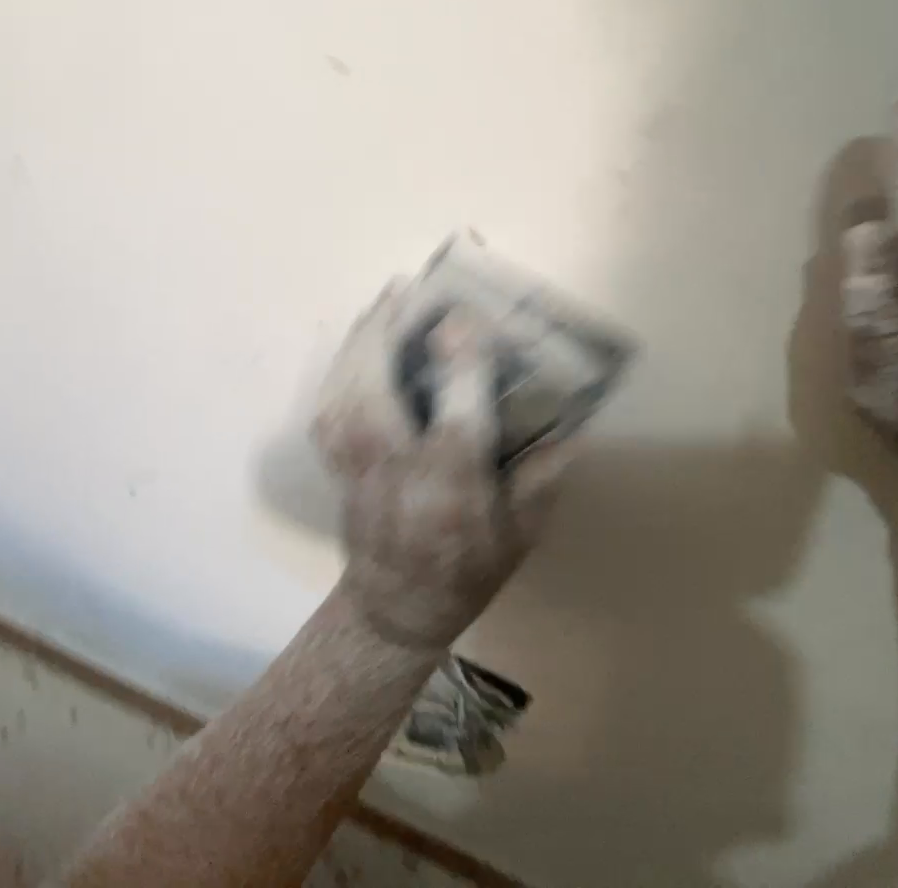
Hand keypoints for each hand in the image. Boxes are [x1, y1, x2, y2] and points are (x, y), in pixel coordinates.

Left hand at [311, 284, 570, 647]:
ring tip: (385, 302)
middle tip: (406, 289)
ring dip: (361, 340)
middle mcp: (396, 470)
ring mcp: (357, 467)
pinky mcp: (337, 466)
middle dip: (386, 332)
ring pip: (344, 391)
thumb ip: (543, 479)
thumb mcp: (522, 535)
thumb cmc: (468, 570)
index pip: (455, 412)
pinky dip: (341, 366)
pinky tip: (358, 343)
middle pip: (376, 390)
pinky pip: (328, 404)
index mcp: (449, 486)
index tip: (463, 317)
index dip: (460, 360)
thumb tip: (569, 424)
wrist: (397, 609)